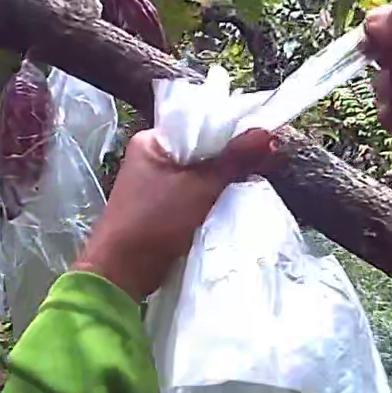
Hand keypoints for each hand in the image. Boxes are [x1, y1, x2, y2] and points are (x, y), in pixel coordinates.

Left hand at [72, 127, 283, 299]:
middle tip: (269, 154)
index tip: (265, 132)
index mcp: (151, 141)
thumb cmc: (154, 221)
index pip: (197, 123)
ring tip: (259, 171)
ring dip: (222, 177)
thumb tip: (267, 133)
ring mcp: (154, 183)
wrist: (122, 269)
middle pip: (200, 148)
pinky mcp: (161, 206)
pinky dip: (211, 195)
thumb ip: (233, 160)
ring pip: (198, 172)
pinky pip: (192, 192)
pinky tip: (236, 195)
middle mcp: (150, 157)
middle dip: (230, 154)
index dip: (231, 127)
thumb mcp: (199, 188)